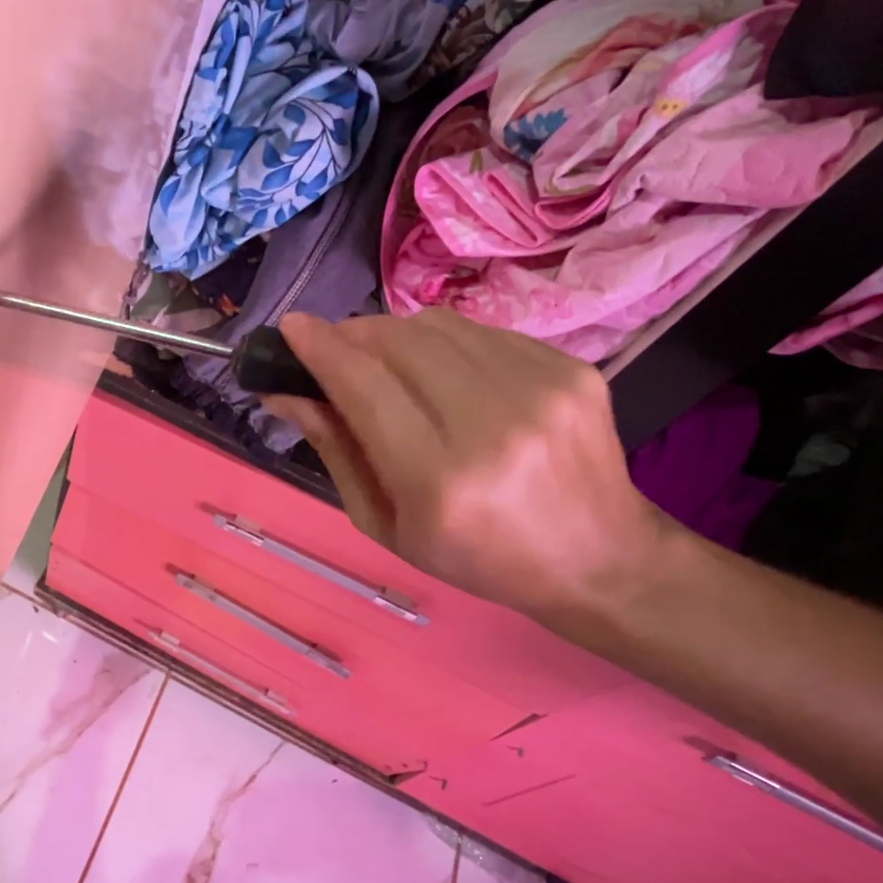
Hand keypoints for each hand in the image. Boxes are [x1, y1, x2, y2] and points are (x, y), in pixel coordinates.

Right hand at [263, 310, 678, 638]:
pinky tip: (445, 376)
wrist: (599, 557)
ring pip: (438, 325)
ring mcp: (540, 390)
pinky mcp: (571, 368)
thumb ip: (336, 451)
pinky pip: (481, 331)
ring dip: (396, 335)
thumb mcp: (386, 524)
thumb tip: (283, 394)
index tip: (291, 327)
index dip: (321, 349)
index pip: (365, 386)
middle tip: (334, 350)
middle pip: (398, 342)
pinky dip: (446, 344)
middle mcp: (492, 425)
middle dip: (352, 335)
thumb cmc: (476, 556)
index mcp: (439, 480)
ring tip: (388, 365)